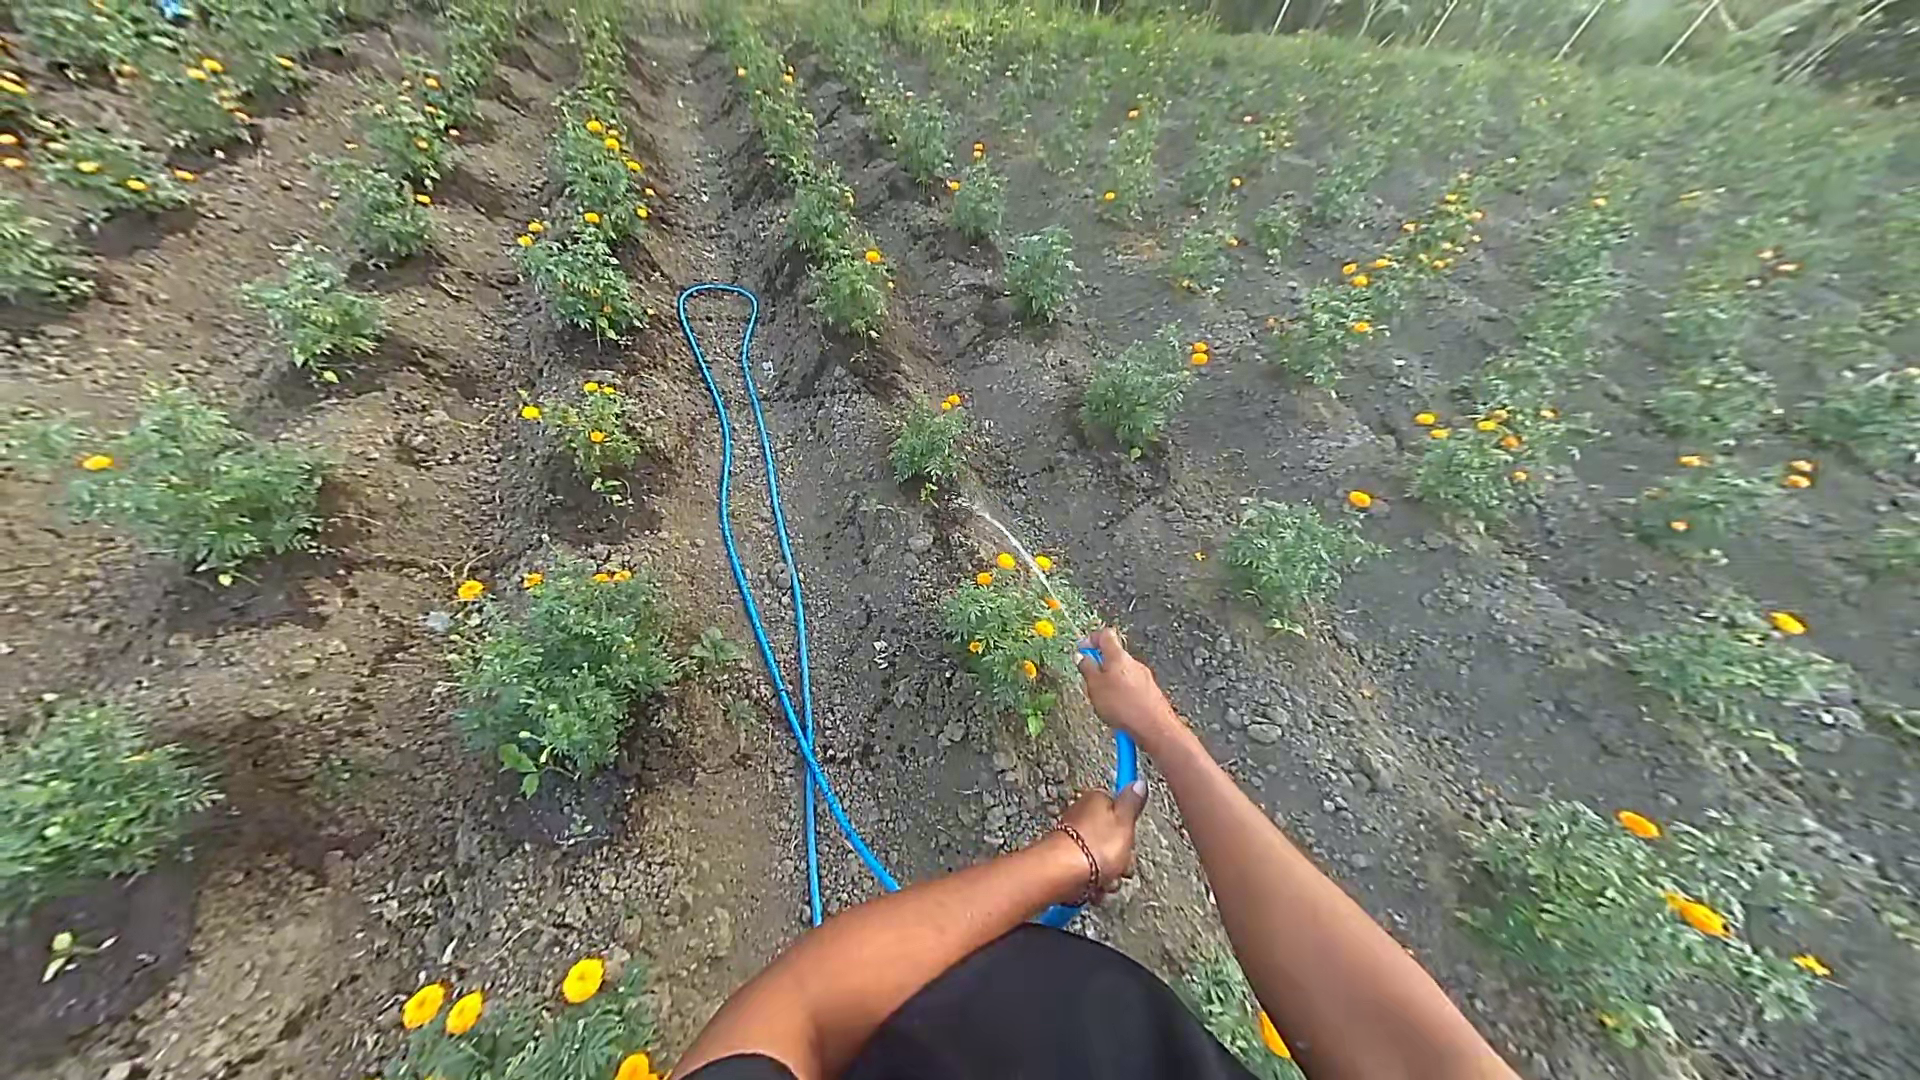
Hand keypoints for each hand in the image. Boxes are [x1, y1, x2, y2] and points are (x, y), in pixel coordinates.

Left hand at [1051, 782, 1146, 902]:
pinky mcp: (1069, 861)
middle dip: (1121, 857)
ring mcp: (1075, 840)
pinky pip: (1090, 875)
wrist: (1063, 872)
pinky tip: (1095, 887)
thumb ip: (1132, 802)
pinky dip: (1095, 884)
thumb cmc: (1093, 847)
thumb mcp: (1124, 821)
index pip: (1120, 808)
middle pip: (1113, 838)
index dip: (1129, 828)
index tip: (1129, 837)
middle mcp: (1082, 816)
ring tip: (1105, 878)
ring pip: (1103, 860)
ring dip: (1109, 875)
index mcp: (1095, 800)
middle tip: (1120, 862)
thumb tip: (1139, 783)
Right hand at [1075, 627, 1185, 753]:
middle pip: (1113, 656)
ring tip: (1105, 702)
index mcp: (1118, 656)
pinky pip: (1131, 689)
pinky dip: (1122, 696)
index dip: (1091, 640)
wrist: (1154, 728)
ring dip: (1111, 683)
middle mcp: (1133, 663)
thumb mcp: (1095, 685)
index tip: (1082, 651)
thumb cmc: (1123, 705)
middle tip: (1091, 683)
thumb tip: (1081, 656)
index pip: (1105, 635)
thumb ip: (1087, 668)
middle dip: (1100, 667)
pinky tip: (1119, 712)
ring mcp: (1144, 677)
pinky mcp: (1150, 693)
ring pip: (1122, 674)